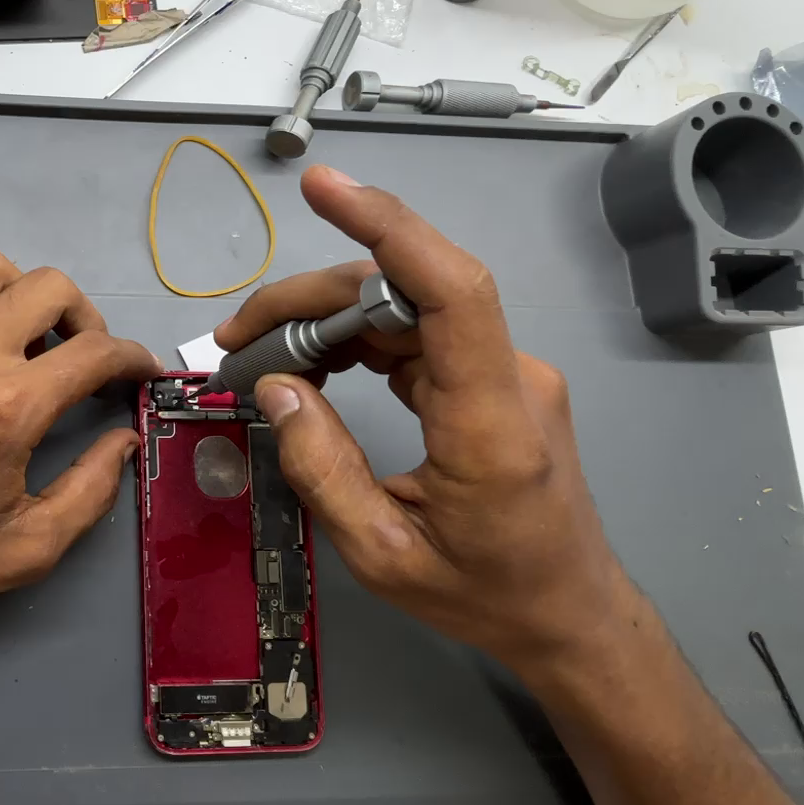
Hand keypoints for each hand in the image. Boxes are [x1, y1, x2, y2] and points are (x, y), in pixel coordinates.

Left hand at [0, 247, 161, 640]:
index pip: (95, 351)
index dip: (133, 358)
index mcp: (7, 406)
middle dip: (87, 318)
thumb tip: (123, 439)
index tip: (141, 372)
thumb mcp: (30, 547)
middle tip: (84, 361)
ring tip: (25, 341)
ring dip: (22, 294)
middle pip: (50, 287)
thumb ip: (92, 488)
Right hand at [215, 166, 629, 670]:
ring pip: (398, 310)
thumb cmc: (483, 596)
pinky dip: (350, 340)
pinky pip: (409, 335)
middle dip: (307, 302)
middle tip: (234, 339)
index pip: (451, 289)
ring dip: (322, 320)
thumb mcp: (380, 553)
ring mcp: (500, 373)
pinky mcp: (485, 379)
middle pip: (399, 295)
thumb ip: (321, 468)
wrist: (569, 617)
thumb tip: (275, 385)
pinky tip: (308, 364)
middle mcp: (505, 377)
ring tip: (257, 353)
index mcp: (490, 422)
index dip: (386, 227)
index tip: (321, 187)